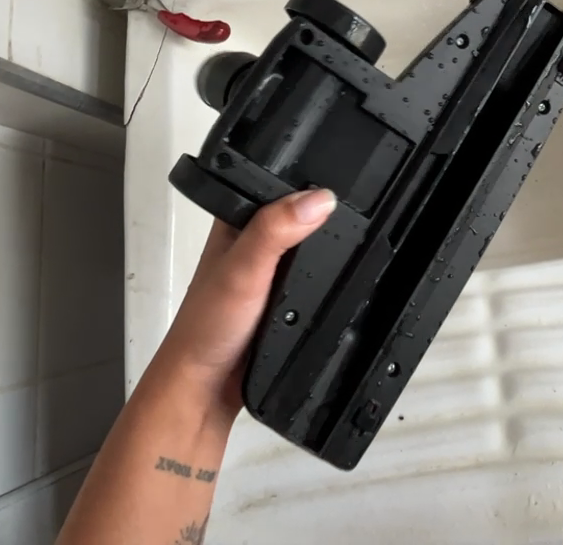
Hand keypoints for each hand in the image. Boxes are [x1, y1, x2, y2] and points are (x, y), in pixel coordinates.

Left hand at [150, 188, 336, 419]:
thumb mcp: (244, 268)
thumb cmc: (206, 325)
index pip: (280, 181)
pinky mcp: (283, 294)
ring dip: (328, 247)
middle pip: (301, 211)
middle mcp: (254, 238)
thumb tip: (319, 199)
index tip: (345, 177)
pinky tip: (337, 277)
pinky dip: (326, 275)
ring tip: (352, 242)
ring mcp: (270, 267)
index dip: (310, 175)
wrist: (205, 388)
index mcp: (238, 216)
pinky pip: (314, 274)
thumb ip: (276, 229)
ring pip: (310, 244)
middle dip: (325, 215)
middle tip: (356, 215)